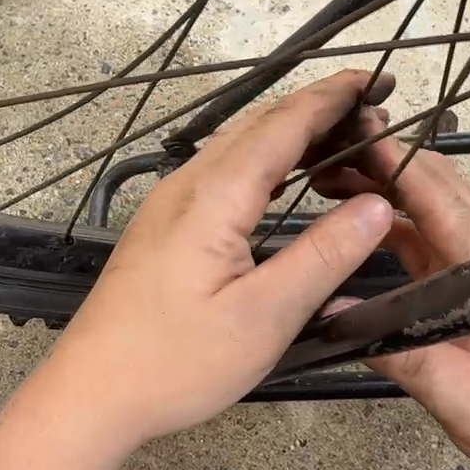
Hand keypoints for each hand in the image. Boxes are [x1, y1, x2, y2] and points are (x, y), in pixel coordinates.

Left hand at [39, 70, 396, 449]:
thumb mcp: (263, 316)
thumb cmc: (176, 360)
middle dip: (315, 109)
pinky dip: (264, 160)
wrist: (92, 390)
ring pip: (237, 144)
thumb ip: (322, 256)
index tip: (374, 79)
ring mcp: (171, 200)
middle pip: (258, 125)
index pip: (282, 125)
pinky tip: (284, 178)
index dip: (330, 98)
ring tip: (340, 138)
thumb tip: (377, 206)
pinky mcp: (165, 222)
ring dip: (288, 132)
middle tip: (370, 111)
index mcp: (215, 195)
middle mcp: (188, 183)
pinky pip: (223, 169)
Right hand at [314, 122, 469, 469]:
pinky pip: (426, 239)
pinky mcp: (469, 289)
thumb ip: (412, 360)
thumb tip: (331, 314)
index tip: (358, 135)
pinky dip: (392, 220)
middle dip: (387, 162)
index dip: (401, 167)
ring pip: (432, 208)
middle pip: (440, 189)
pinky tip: (359, 221)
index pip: (445, 204)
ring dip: (387, 186)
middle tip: (327, 151)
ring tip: (332, 176)